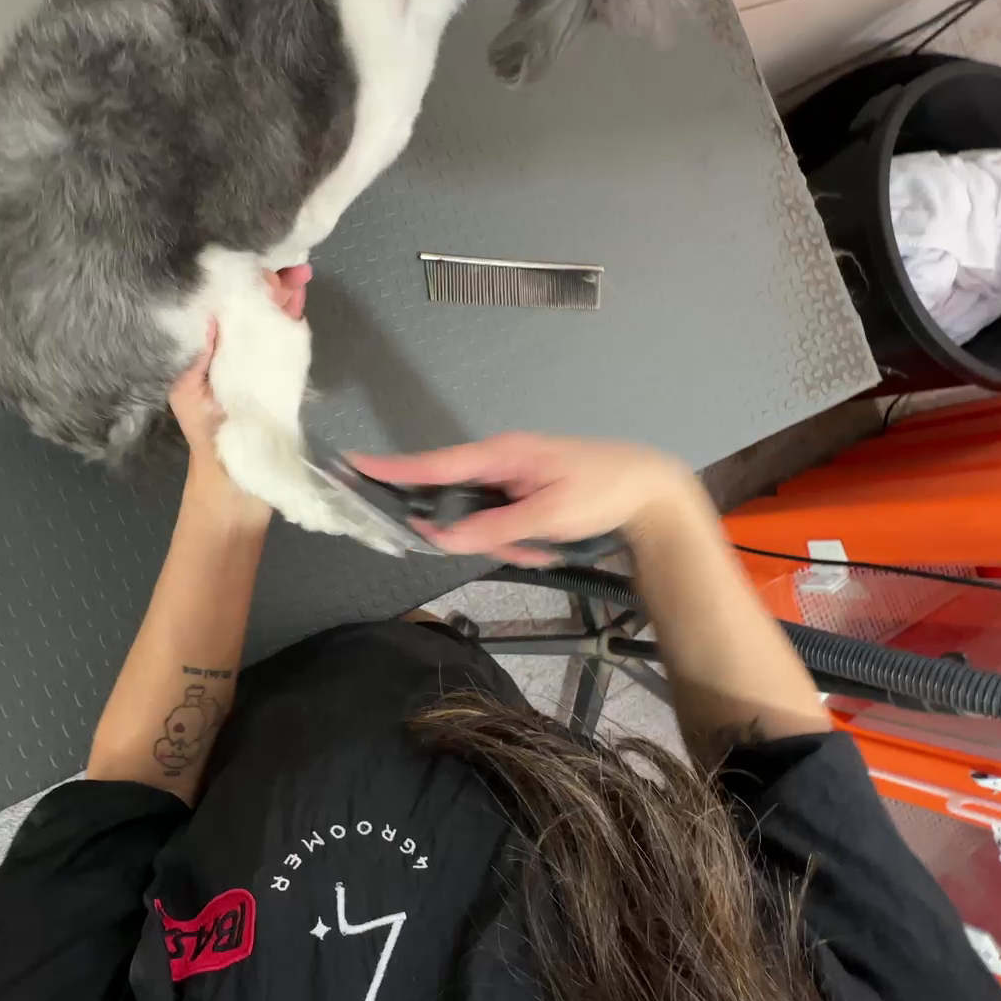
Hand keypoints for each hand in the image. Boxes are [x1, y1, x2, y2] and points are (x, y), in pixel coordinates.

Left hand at [168, 265, 310, 515]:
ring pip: (269, 318)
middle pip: (247, 306)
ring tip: (297, 274)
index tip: (250, 263)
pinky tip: (298, 300)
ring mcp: (256, 362)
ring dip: (282, 294)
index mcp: (204, 350)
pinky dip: (292, 318)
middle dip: (264, 282)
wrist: (236, 486)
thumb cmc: (208, 441)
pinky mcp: (279, 376)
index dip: (235, 281)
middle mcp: (229, 350)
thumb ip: (195, 355)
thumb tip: (208, 310)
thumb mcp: (188, 394)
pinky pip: (286, 340)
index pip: (220, 304)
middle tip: (283, 266)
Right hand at [350, 432, 703, 564]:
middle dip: (485, 534)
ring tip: (549, 545)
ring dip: (509, 542)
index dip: (391, 468)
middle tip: (526, 545)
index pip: (432, 463)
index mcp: (499, 454)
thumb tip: (439, 538)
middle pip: (456, 503)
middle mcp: (496, 462)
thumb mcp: (547, 515)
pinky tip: (551, 543)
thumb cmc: (599, 491)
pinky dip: (520, 540)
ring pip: (480, 520)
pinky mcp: (518, 492)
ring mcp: (507, 478)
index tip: (352, 465)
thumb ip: (491, 527)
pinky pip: (500, 523)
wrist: (647, 488)